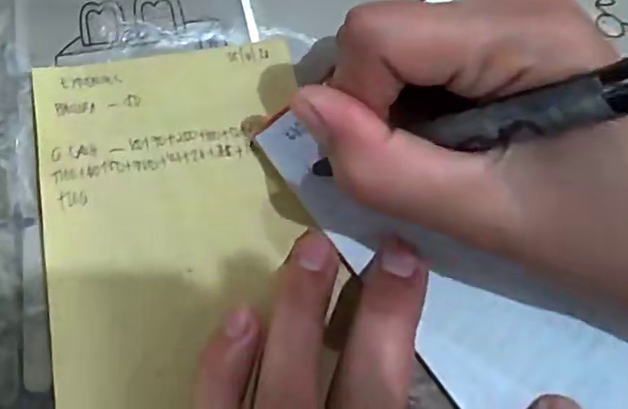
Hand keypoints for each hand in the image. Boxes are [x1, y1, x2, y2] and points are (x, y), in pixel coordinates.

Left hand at [194, 230, 425, 408]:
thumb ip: (388, 389)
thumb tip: (393, 333)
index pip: (385, 380)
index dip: (396, 315)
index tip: (404, 253)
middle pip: (343, 375)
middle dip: (352, 306)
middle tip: (339, 237)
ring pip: (279, 380)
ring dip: (294, 310)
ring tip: (309, 250)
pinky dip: (222, 365)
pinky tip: (238, 315)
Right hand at [289, 0, 627, 314]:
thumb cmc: (608, 241)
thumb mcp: (485, 221)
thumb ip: (383, 167)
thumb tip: (301, 106)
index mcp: (522, 29)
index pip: (379, 31)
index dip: (357, 98)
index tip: (387, 161)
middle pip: (386, 30)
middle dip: (376, 101)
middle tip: (422, 167)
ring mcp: (513, 5)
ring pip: (398, 37)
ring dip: (396, 101)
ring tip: (448, 156)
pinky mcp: (509, 24)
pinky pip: (424, 45)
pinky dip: (417, 94)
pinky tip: (459, 134)